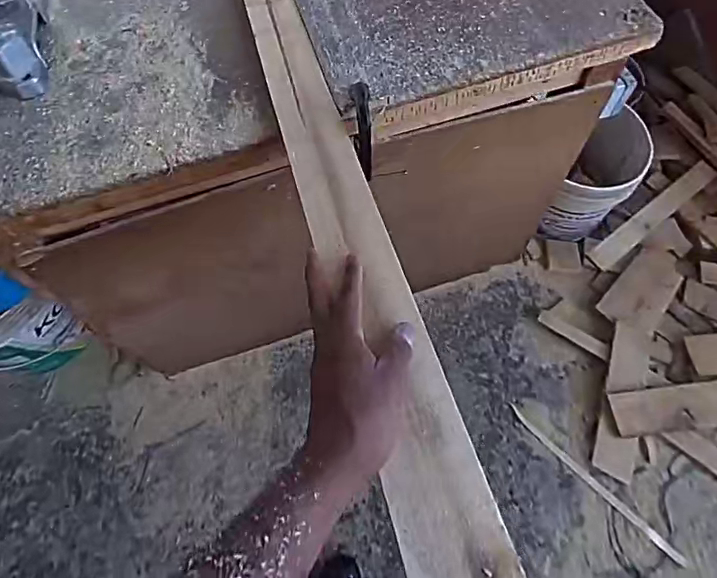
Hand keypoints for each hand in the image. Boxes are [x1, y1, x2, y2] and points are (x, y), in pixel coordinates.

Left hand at [300, 254, 414, 502]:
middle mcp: (327, 347)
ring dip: (323, 300)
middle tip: (313, 253)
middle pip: (319, 303)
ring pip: (320, 322)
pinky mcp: (323, 382)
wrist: (333, 463)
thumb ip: (398, 354)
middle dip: (317, 277)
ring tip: (330, 288)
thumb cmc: (366, 421)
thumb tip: (402, 330)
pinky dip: (332, 326)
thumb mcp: (391, 386)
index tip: (351, 256)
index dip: (351, 278)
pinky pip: (327, 341)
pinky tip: (345, 336)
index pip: (347, 301)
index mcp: (344, 342)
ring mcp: (322, 365)